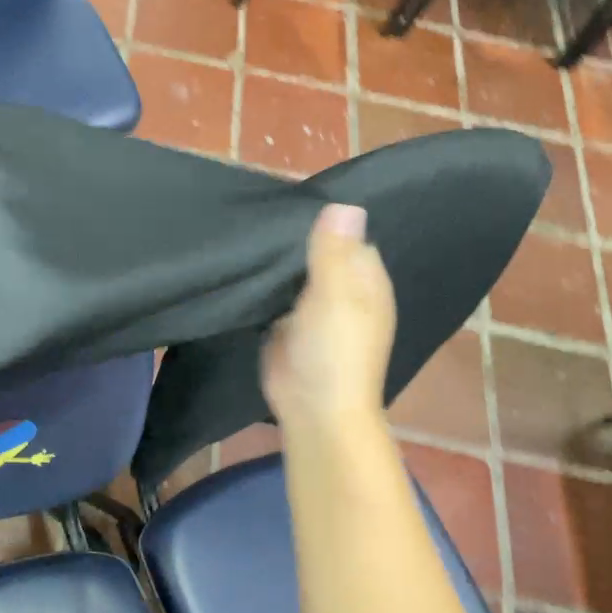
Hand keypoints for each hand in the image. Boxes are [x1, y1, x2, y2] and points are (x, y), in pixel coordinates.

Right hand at [260, 203, 395, 430]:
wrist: (313, 409)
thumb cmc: (333, 352)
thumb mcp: (335, 296)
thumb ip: (333, 253)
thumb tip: (344, 205)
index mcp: (366, 282)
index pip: (349, 238)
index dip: (325, 222)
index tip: (291, 202)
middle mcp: (344, 293)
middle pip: (319, 255)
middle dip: (296, 241)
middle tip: (260, 214)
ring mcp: (314, 311)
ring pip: (295, 275)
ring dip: (277, 264)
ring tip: (247, 234)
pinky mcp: (287, 326)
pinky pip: (275, 297)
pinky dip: (263, 286)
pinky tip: (244, 270)